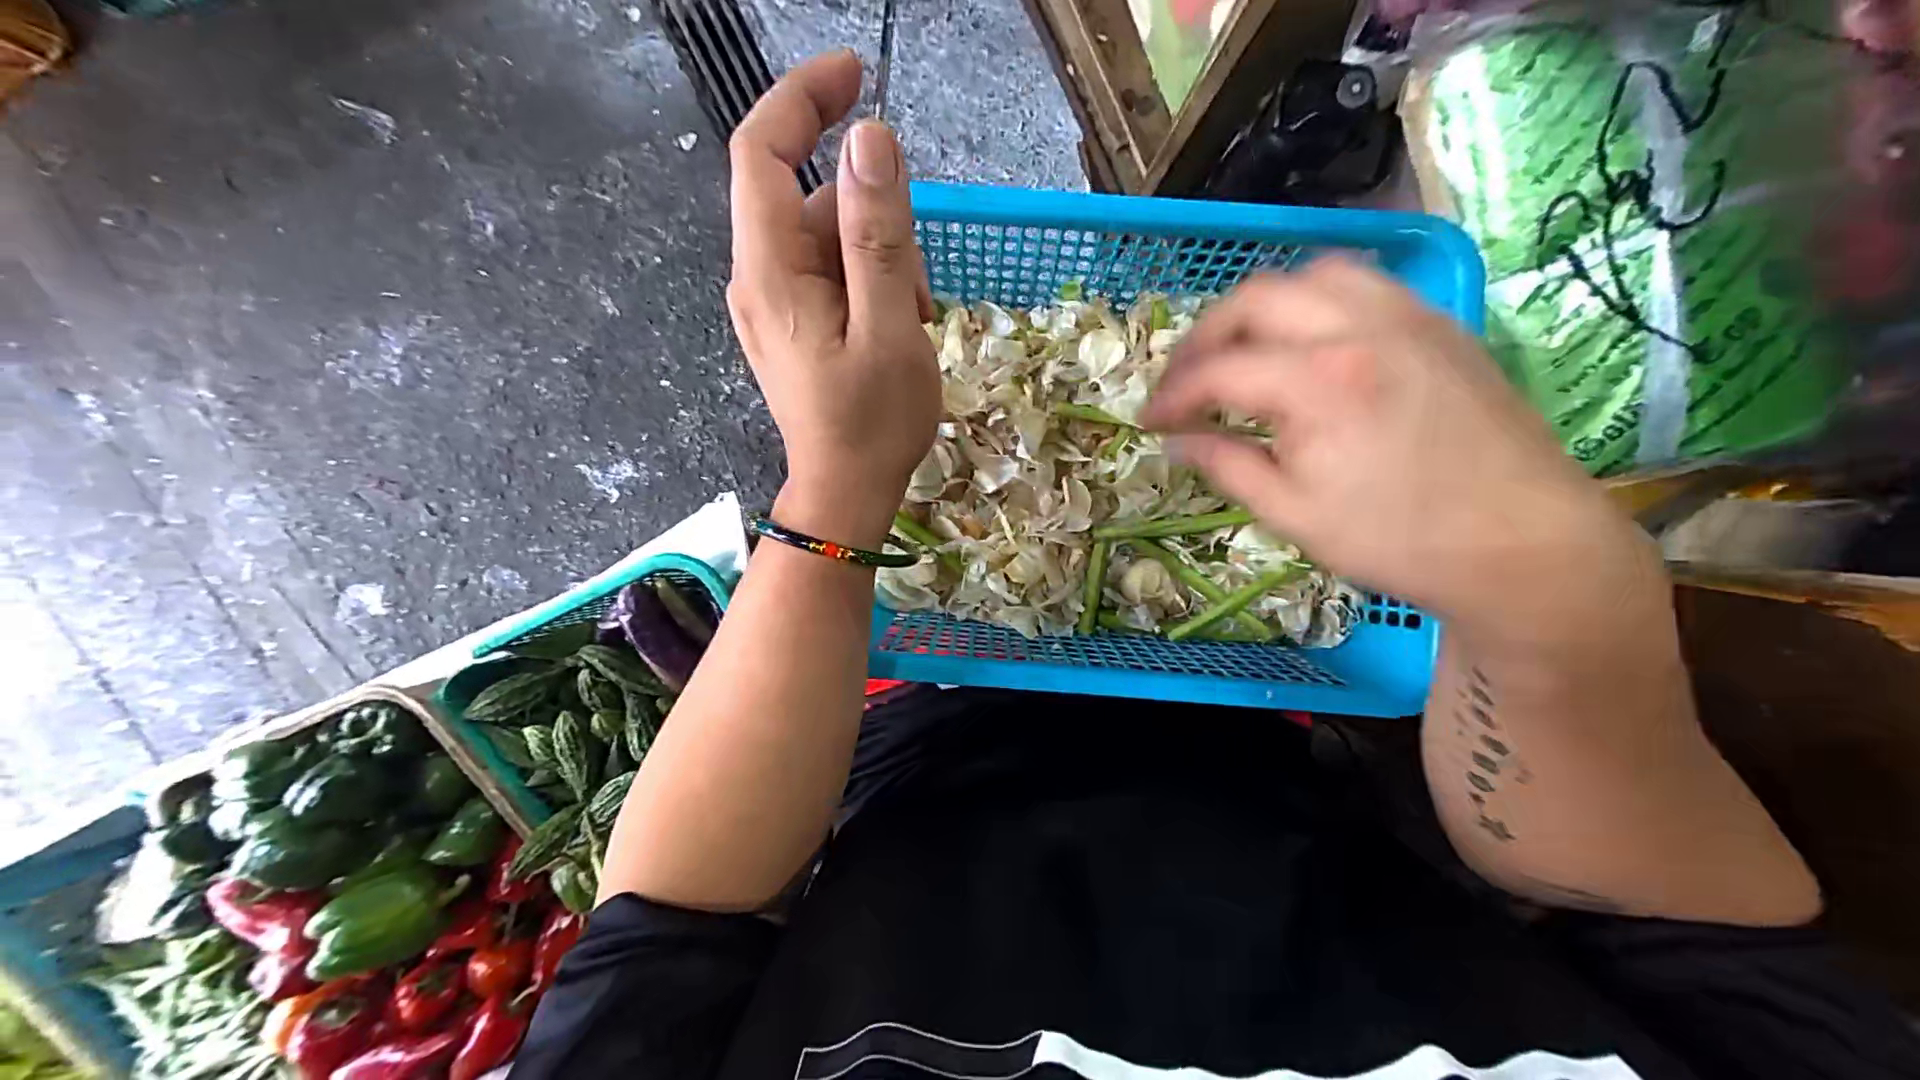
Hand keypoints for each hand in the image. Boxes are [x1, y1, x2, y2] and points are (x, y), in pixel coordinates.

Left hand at [727, 50, 939, 549]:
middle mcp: (757, 278)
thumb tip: (870, 140)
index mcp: (771, 271)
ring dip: (879, 262)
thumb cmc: (873, 422)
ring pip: (826, 242)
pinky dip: (868, 286)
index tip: (856, 75)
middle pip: (808, 201)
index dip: (802, 100)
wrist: (845, 495)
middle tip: (919, 283)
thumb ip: (879, 235)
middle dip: (872, 220)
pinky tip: (895, 329)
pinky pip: (828, 277)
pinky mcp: (790, 327)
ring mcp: (771, 306)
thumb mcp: (890, 327)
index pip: (761, 152)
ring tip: (913, 321)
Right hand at [1142, 257, 1658, 643]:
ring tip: (1242, 349)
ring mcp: (1408, 318)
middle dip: (1203, 337)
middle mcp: (1360, 329)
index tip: (1149, 421)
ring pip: (1312, 274)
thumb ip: (1226, 466)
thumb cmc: (1399, 540)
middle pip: (1255, 298)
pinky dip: (1316, 300)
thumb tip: (1176, 443)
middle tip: (1185, 379)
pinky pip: (1364, 284)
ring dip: (1261, 307)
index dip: (1172, 395)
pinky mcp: (1439, 325)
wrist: (1523, 545)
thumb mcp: (1292, 514)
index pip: (1218, 371)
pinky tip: (1308, 340)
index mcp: (1319, 383)